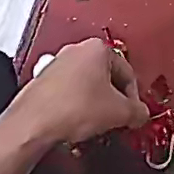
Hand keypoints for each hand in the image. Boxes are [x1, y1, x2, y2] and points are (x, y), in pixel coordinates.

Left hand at [8, 38, 148, 144]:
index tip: (133, 113)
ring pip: (88, 86)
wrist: (33, 124)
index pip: (128, 73)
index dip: (134, 98)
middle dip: (114, 101)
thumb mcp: (119, 113)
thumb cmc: (72, 108)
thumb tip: (140, 114)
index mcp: (98, 48)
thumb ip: (138, 112)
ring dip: (96, 105)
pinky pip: (70, 93)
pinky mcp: (44, 81)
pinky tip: (77, 124)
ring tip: (96, 124)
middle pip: (107, 78)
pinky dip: (77, 107)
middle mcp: (76, 50)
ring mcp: (57, 64)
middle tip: (118, 119)